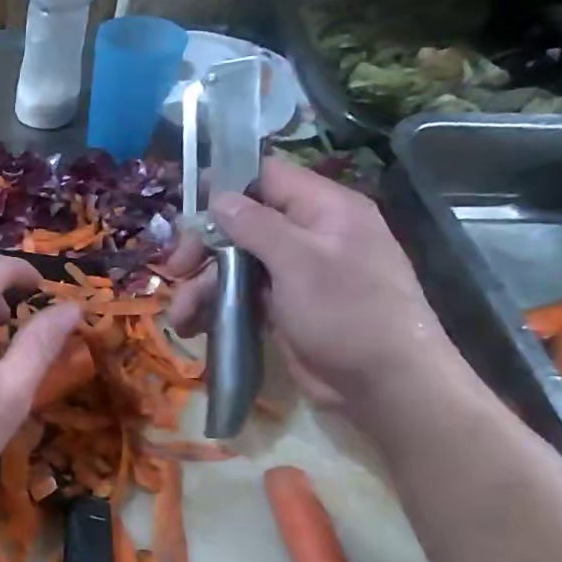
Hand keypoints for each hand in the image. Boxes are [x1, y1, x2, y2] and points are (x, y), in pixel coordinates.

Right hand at [169, 157, 460, 409]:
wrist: (386, 384)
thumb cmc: (348, 311)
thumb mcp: (299, 261)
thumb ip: (256, 225)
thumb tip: (220, 197)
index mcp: (324, 209)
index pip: (267, 177)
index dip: (226, 185)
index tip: (189, 207)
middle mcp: (310, 234)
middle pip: (244, 223)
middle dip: (205, 246)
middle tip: (176, 269)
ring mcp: (297, 272)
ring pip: (238, 264)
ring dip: (204, 286)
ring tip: (180, 317)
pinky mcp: (286, 306)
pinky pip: (245, 295)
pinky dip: (219, 307)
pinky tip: (194, 326)